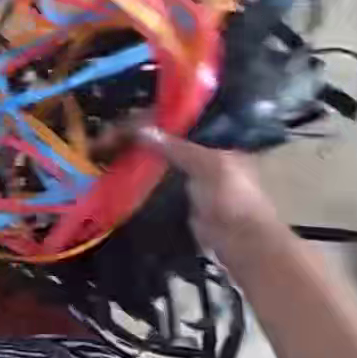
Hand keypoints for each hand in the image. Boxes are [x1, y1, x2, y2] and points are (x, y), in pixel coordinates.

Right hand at [137, 126, 278, 236]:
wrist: (237, 241)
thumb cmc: (231, 196)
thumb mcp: (206, 164)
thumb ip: (176, 148)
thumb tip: (141, 130)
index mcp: (223, 147)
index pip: (191, 126)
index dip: (168, 121)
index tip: (140, 116)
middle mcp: (209, 162)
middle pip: (176, 146)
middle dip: (153, 141)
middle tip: (123, 135)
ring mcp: (195, 184)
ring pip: (166, 167)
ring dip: (147, 163)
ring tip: (119, 152)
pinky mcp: (183, 203)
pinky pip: (161, 188)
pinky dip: (145, 183)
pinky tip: (125, 176)